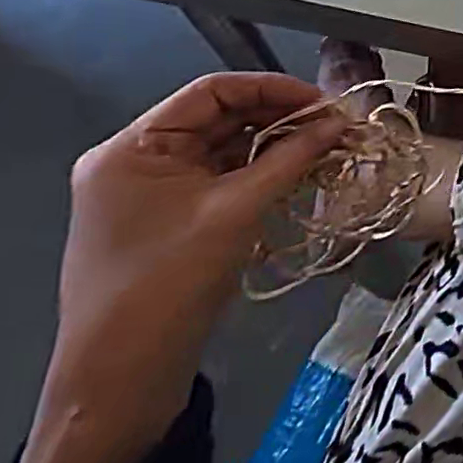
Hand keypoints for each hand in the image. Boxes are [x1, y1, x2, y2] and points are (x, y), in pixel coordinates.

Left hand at [22, 74, 346, 462]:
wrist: (123, 374)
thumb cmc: (169, 281)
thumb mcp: (238, 210)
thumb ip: (291, 157)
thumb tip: (339, 123)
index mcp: (133, 148)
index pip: (212, 92)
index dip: (273, 88)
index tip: (324, 103)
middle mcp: (138, 158)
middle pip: (222, 116)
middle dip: (282, 117)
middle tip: (335, 126)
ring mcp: (155, 187)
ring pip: (228, 144)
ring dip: (278, 143)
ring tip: (327, 146)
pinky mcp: (173, 212)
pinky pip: (226, 173)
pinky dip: (265, 167)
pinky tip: (302, 169)